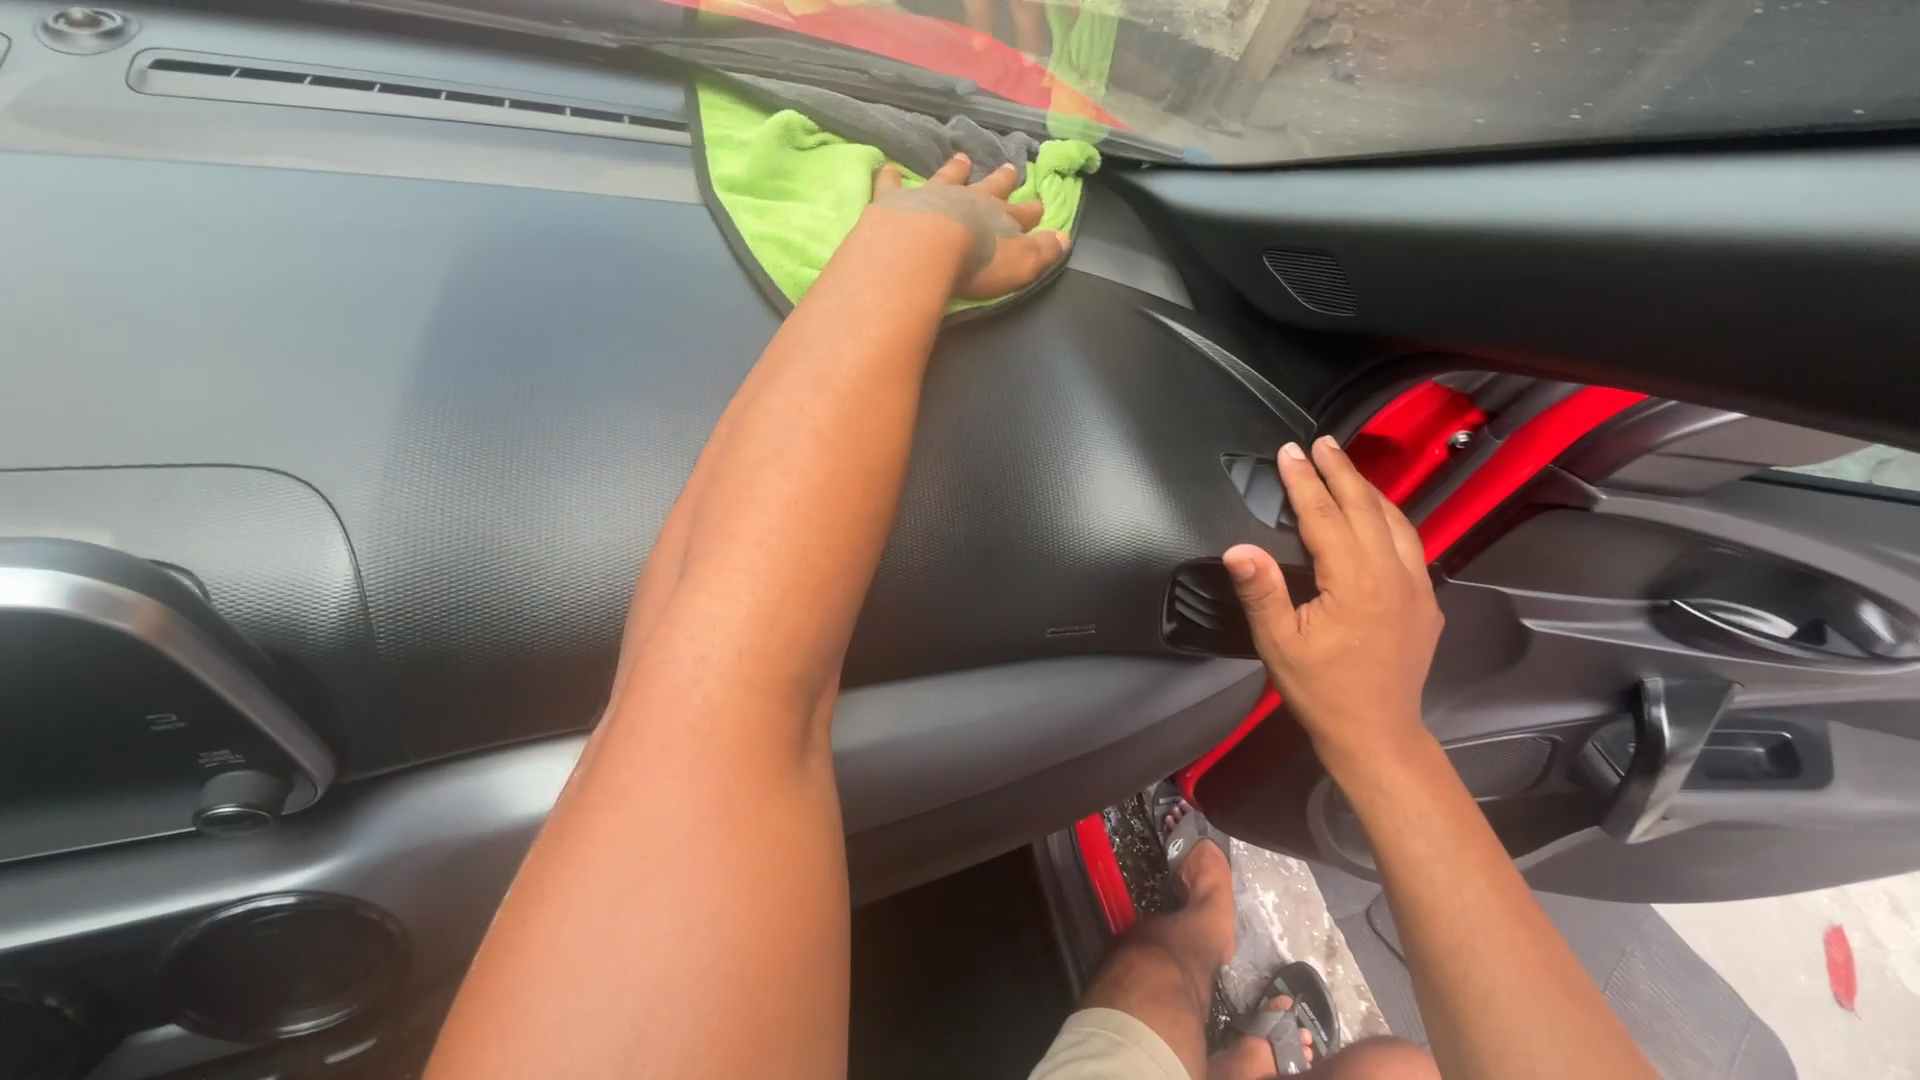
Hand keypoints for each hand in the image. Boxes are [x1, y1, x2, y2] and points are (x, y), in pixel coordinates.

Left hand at [868, 153, 1068, 299]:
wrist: (922, 249)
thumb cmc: (974, 263)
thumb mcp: (1020, 264)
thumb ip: (1043, 252)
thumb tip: (1065, 238)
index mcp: (998, 218)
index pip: (1022, 213)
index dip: (1032, 211)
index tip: (1040, 205)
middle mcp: (967, 200)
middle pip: (989, 187)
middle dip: (1001, 180)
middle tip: (1009, 168)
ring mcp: (930, 196)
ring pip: (947, 177)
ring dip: (956, 169)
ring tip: (963, 158)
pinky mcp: (894, 201)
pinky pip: (891, 185)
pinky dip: (889, 176)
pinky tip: (886, 167)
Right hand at [1222, 437, 1443, 768]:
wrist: (1376, 733)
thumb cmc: (1321, 690)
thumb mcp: (1278, 644)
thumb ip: (1262, 591)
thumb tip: (1238, 549)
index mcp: (1354, 581)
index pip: (1325, 516)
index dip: (1304, 481)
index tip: (1290, 451)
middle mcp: (1392, 574)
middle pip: (1366, 508)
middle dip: (1341, 471)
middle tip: (1321, 443)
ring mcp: (1415, 588)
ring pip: (1395, 522)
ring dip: (1369, 490)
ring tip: (1347, 468)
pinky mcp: (1426, 603)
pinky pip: (1410, 545)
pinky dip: (1390, 519)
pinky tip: (1380, 518)